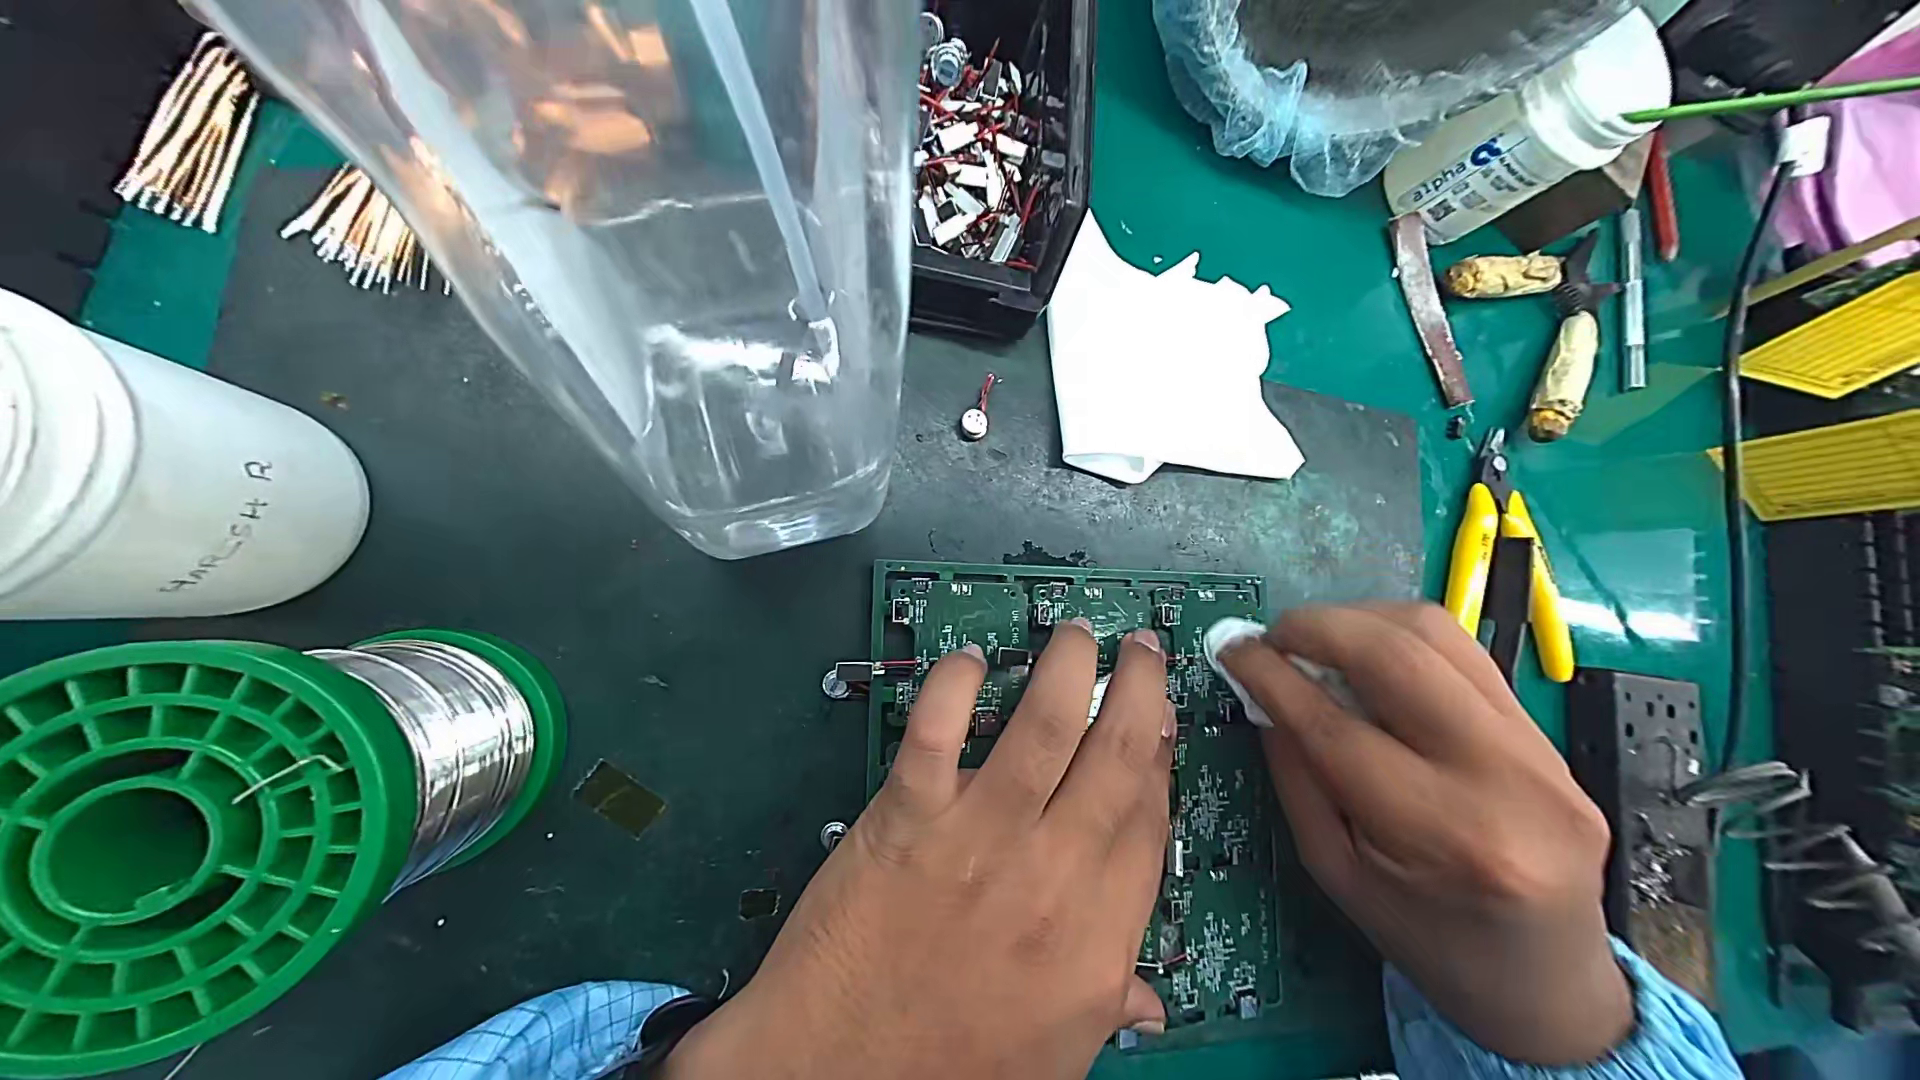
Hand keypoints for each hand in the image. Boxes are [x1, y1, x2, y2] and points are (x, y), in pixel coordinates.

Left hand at [667, 622, 1174, 1079]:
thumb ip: (1109, 998)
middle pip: (1115, 754)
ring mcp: (978, 838)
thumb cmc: (954, 1067)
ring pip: (1043, 725)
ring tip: (1076, 633)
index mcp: (1099, 933)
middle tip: (1141, 646)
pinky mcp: (906, 817)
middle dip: (1137, 686)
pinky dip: (955, 683)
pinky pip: (939, 730)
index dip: (1158, 750)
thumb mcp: (1057, 1050)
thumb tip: (1151, 992)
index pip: (1150, 814)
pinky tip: (971, 659)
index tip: (1156, 713)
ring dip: (1067, 666)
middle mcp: (1053, 873)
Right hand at [1218, 603, 1630, 1064]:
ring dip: (1357, 620)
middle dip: (1314, 627)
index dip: (1269, 675)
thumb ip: (1294, 769)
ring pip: (1434, 633)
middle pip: (1396, 655)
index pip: (1333, 723)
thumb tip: (1261, 688)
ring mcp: (1540, 751)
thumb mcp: (1330, 865)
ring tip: (1315, 642)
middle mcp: (1504, 779)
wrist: (1545, 982)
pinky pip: (1462, 651)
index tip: (1231, 650)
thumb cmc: (1419, 936)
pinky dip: (1397, 636)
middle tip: (1271, 637)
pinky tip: (1365, 654)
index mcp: (1441, 835)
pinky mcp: (1549, 736)